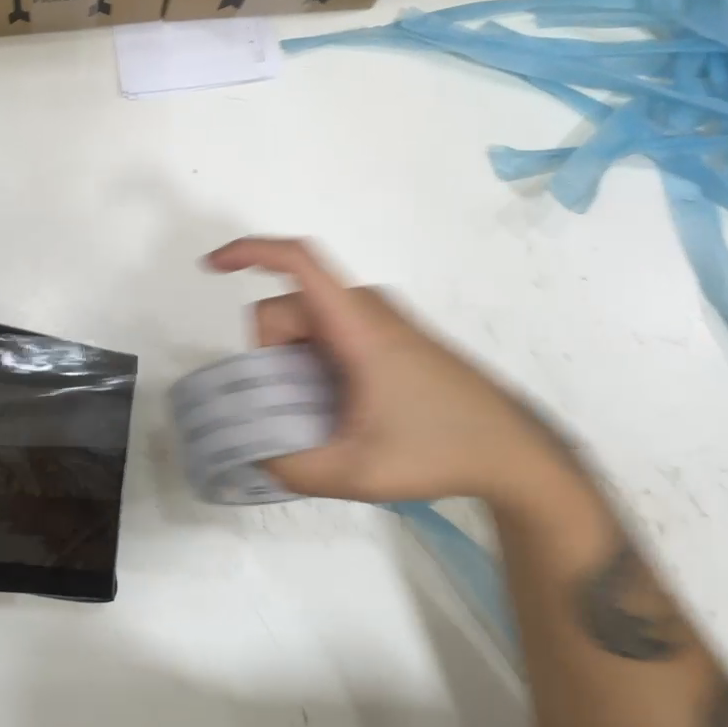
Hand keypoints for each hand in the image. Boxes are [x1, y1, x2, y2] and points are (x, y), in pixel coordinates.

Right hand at [204, 237, 569, 505]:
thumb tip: (250, 452)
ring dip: (292, 365)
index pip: (298, 262)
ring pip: (302, 325)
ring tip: (327, 414)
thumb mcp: (355, 474)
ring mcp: (380, 318)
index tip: (211, 267)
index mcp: (358, 326)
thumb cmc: (440, 452)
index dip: (248, 252)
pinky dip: (312, 364)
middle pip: (284, 311)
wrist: (516, 455)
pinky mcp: (389, 333)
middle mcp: (367, 308)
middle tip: (296, 410)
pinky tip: (341, 405)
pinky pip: (324, 333)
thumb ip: (289, 466)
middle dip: (270, 359)